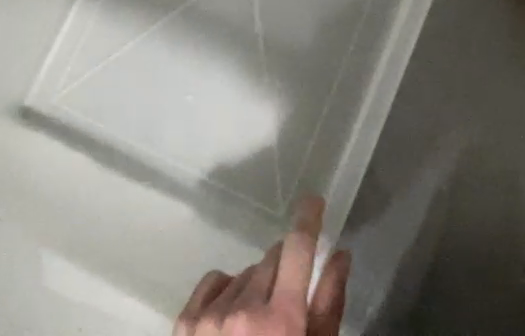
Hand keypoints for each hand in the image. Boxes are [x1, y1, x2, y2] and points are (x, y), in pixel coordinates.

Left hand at [174, 197, 350, 335]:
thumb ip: (329, 305)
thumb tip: (339, 255)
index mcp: (282, 320)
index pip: (298, 249)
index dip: (308, 219)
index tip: (314, 200)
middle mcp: (244, 309)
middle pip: (273, 259)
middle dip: (287, 270)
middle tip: (290, 299)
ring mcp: (210, 316)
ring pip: (246, 273)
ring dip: (258, 285)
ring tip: (259, 323)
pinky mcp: (184, 323)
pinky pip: (215, 280)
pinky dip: (227, 289)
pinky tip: (233, 315)